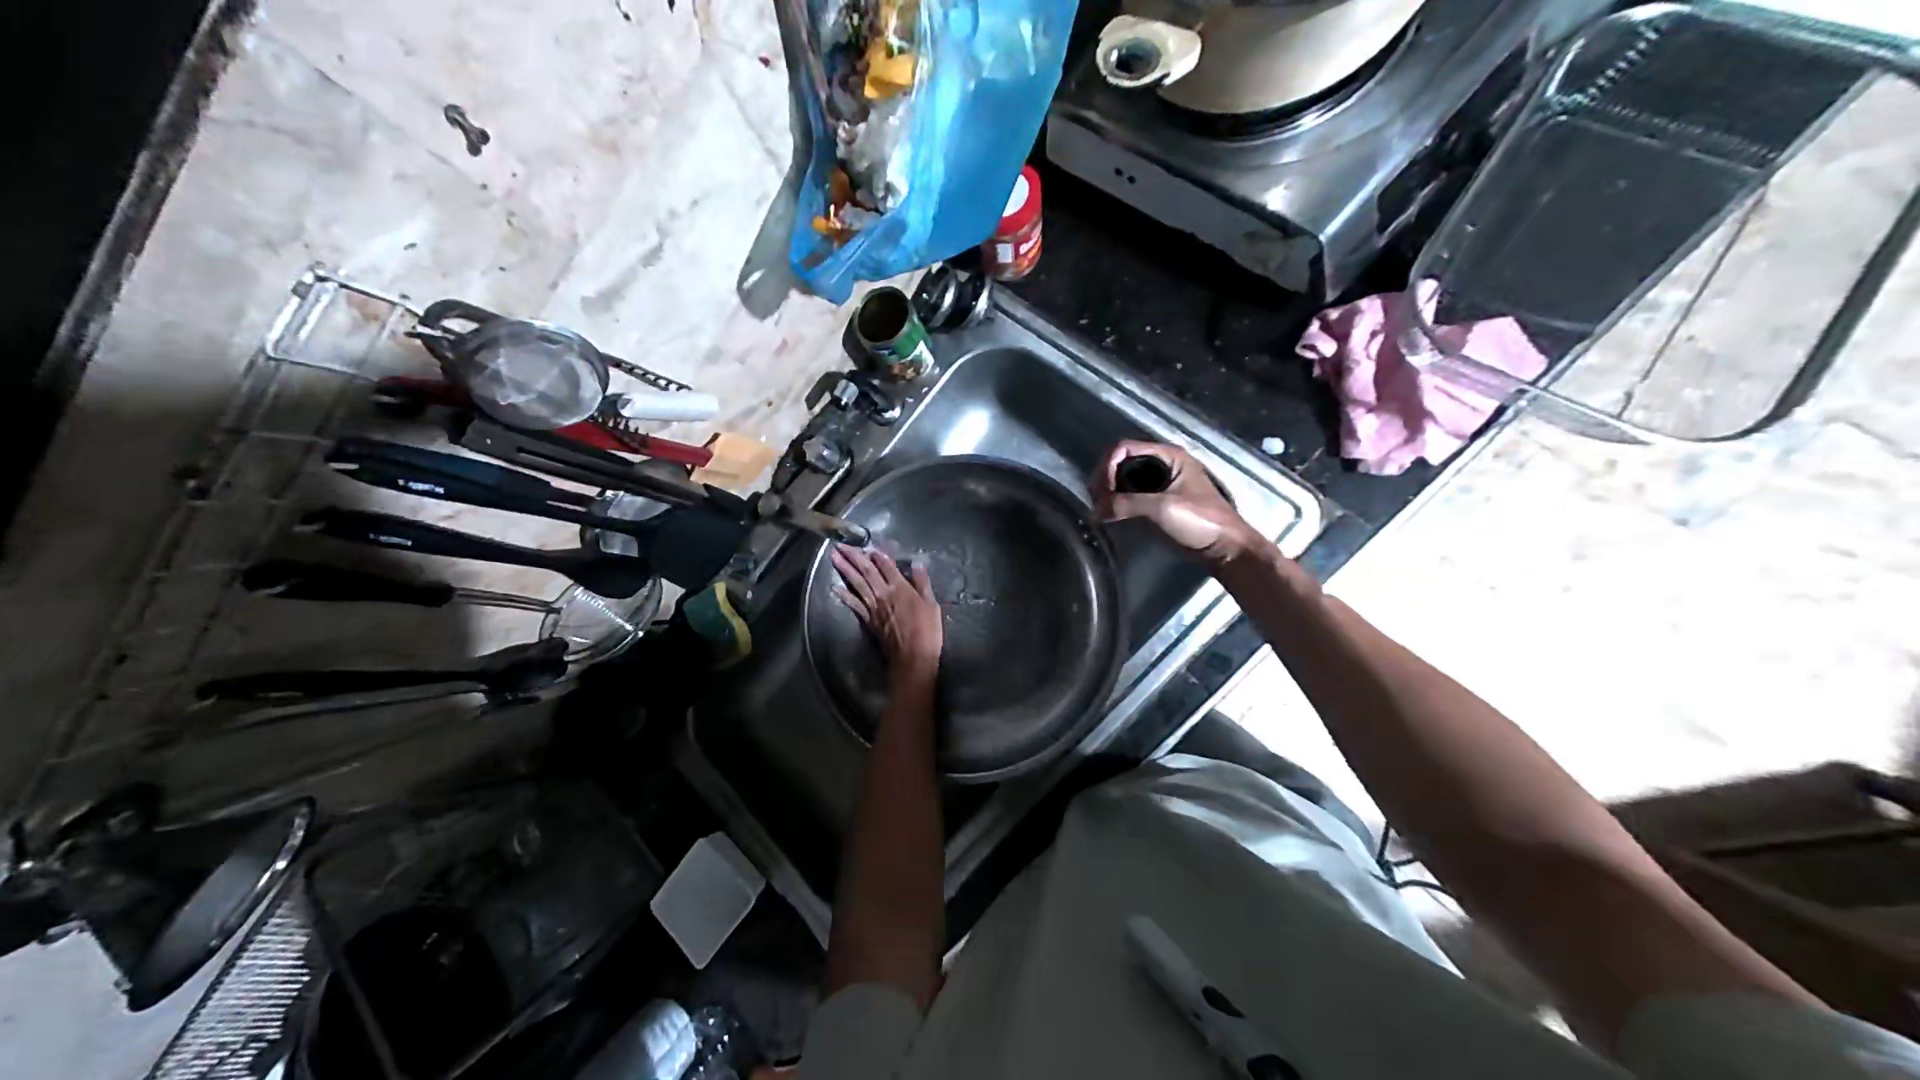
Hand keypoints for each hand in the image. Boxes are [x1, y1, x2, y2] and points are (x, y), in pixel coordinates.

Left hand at [832, 545, 942, 685]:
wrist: (912, 656)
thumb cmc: (927, 630)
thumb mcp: (931, 603)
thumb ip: (922, 582)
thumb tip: (918, 562)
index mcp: (900, 588)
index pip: (886, 566)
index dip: (878, 554)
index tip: (868, 544)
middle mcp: (883, 593)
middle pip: (867, 571)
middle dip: (854, 556)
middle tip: (841, 544)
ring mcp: (873, 607)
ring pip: (857, 583)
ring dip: (845, 569)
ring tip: (834, 556)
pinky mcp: (868, 619)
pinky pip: (854, 604)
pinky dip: (844, 595)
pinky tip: (835, 587)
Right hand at [1091, 441, 1267, 570]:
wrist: (1225, 549)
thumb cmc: (1201, 522)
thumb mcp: (1163, 508)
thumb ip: (1128, 504)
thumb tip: (1096, 510)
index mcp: (1168, 456)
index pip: (1124, 448)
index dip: (1107, 465)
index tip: (1103, 491)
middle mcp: (1162, 465)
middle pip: (1120, 462)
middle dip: (1103, 479)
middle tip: (1097, 502)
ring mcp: (1159, 484)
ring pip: (1122, 479)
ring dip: (1107, 492)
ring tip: (1100, 510)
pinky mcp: (1156, 503)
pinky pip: (1128, 496)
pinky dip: (1115, 503)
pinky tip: (1109, 516)